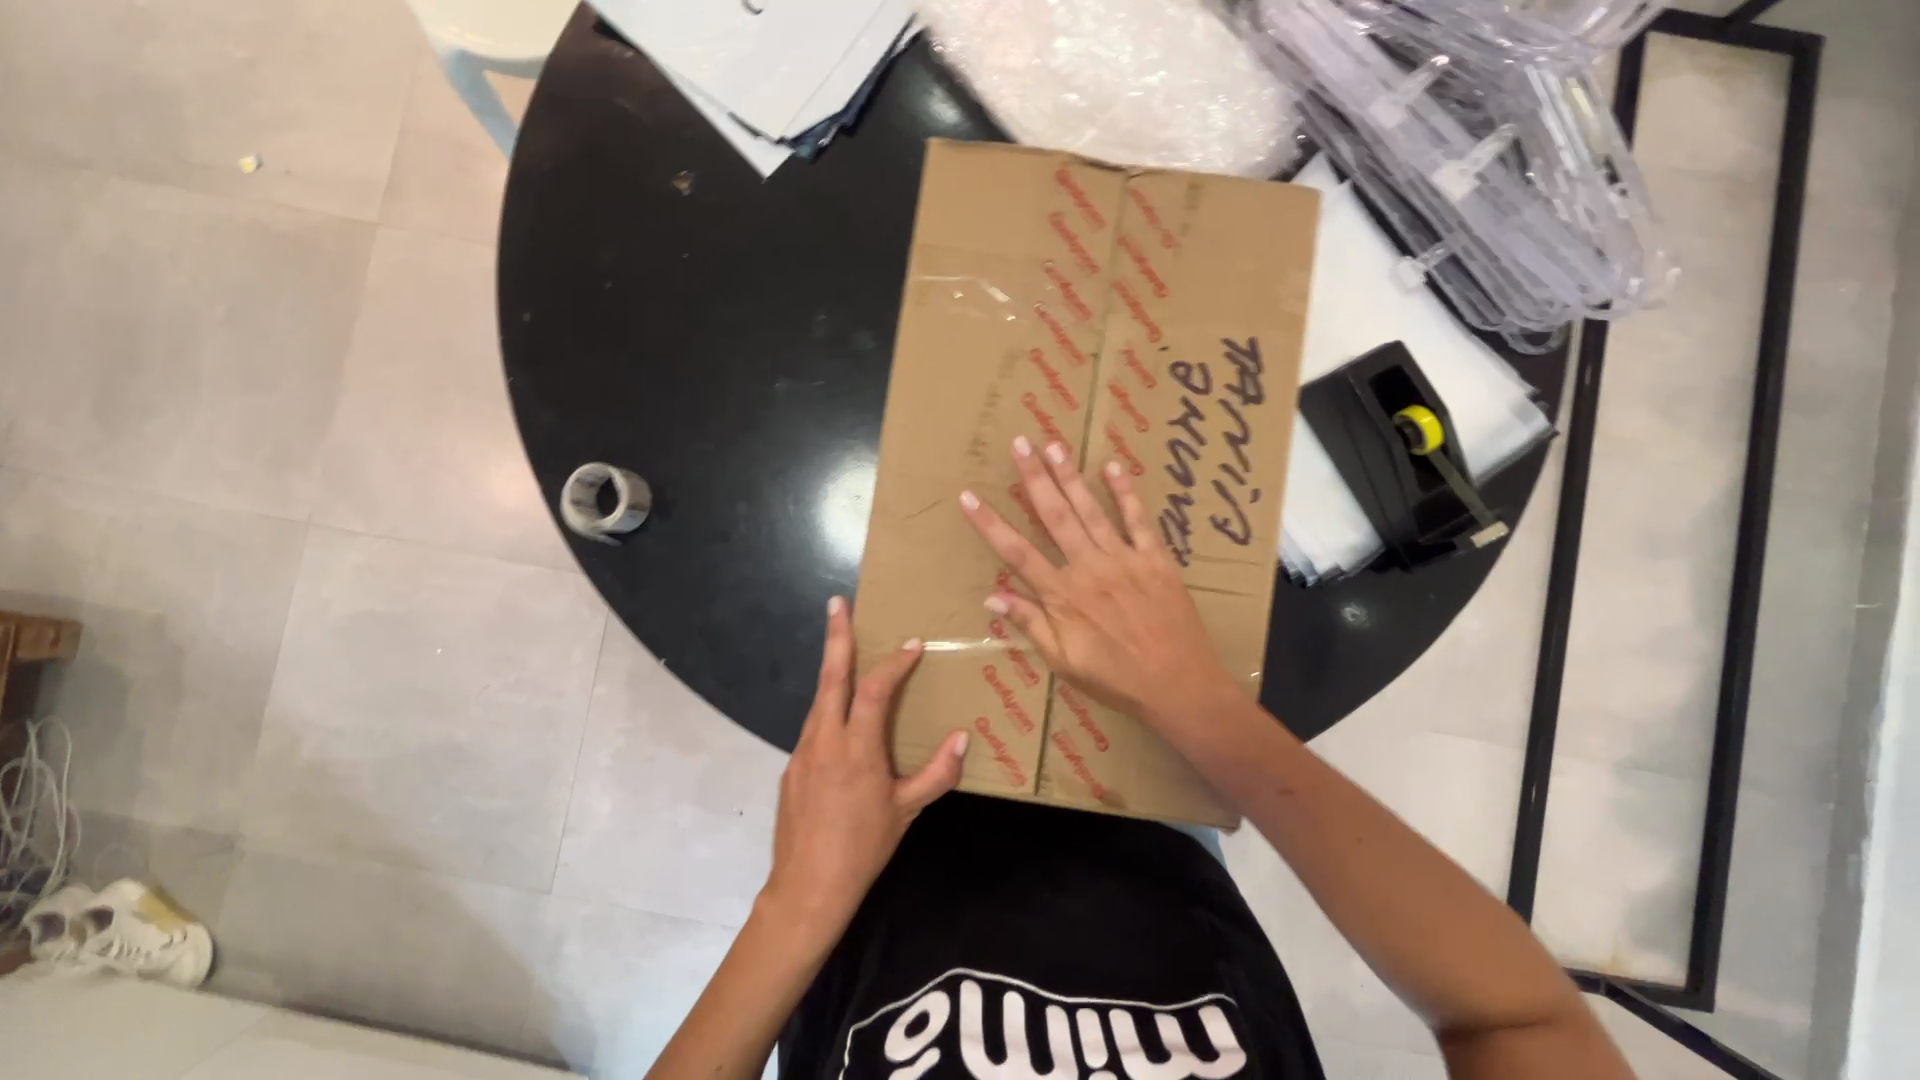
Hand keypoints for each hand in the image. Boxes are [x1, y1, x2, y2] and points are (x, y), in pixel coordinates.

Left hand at [759, 596, 968, 941]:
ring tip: (842, 648)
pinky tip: (839, 721)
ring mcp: (802, 753)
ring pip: (819, 701)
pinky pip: (813, 728)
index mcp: (856, 748)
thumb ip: (936, 774)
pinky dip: (827, 710)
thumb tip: (963, 739)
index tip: (912, 645)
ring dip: (831, 672)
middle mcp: (824, 740)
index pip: (874, 690)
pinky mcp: (791, 769)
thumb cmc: (863, 849)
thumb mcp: (906, 811)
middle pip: (830, 677)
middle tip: (836, 603)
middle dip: (834, 637)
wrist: (806, 888)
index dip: (894, 664)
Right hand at [958, 436, 1239, 728]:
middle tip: (1019, 444)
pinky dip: (1126, 493)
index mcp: (1062, 596)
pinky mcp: (1155, 559)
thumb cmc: (1116, 679)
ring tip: (1054, 445)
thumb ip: (1030, 624)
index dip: (990, 524)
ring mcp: (1124, 560)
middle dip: (1034, 479)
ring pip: (1091, 510)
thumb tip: (992, 596)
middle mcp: (1089, 569)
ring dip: (1071, 476)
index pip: (1016, 553)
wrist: (1178, 685)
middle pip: (1054, 516)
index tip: (968, 497)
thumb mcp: (1064, 661)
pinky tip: (1113, 467)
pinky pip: (1138, 520)